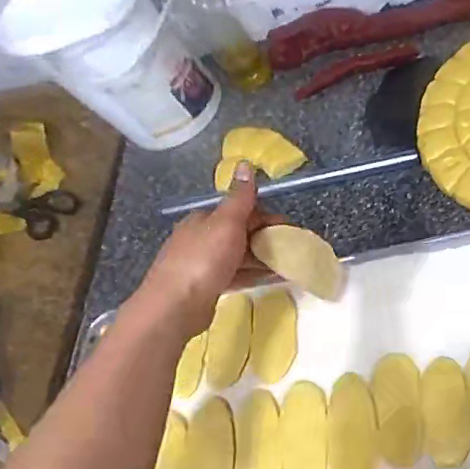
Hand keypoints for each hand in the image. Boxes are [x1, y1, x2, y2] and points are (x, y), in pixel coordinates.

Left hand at [138, 163, 282, 329]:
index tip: (292, 230)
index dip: (268, 219)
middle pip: (241, 234)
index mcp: (205, 219)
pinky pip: (238, 275)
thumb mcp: (226, 223)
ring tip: (289, 266)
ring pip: (241, 256)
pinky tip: (273, 279)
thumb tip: (245, 163)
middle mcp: (202, 238)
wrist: (176, 305)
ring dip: (264, 259)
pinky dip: (256, 275)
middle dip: (268, 239)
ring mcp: (205, 263)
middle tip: (293, 250)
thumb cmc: (203, 260)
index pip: (242, 212)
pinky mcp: (209, 286)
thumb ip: (240, 197)